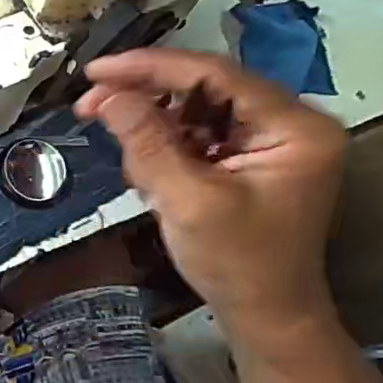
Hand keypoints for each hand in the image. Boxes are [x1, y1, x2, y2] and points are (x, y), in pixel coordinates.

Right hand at [75, 48, 346, 332]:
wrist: (264, 315)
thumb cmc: (237, 262)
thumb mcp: (188, 200)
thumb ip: (148, 143)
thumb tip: (108, 96)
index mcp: (293, 126)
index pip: (214, 75)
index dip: (150, 68)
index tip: (96, 71)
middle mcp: (285, 123)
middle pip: (202, 88)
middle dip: (144, 98)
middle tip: (90, 106)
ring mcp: (265, 141)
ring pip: (193, 112)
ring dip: (151, 129)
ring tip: (130, 164)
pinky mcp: (244, 160)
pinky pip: (194, 137)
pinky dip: (163, 150)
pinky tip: (147, 175)